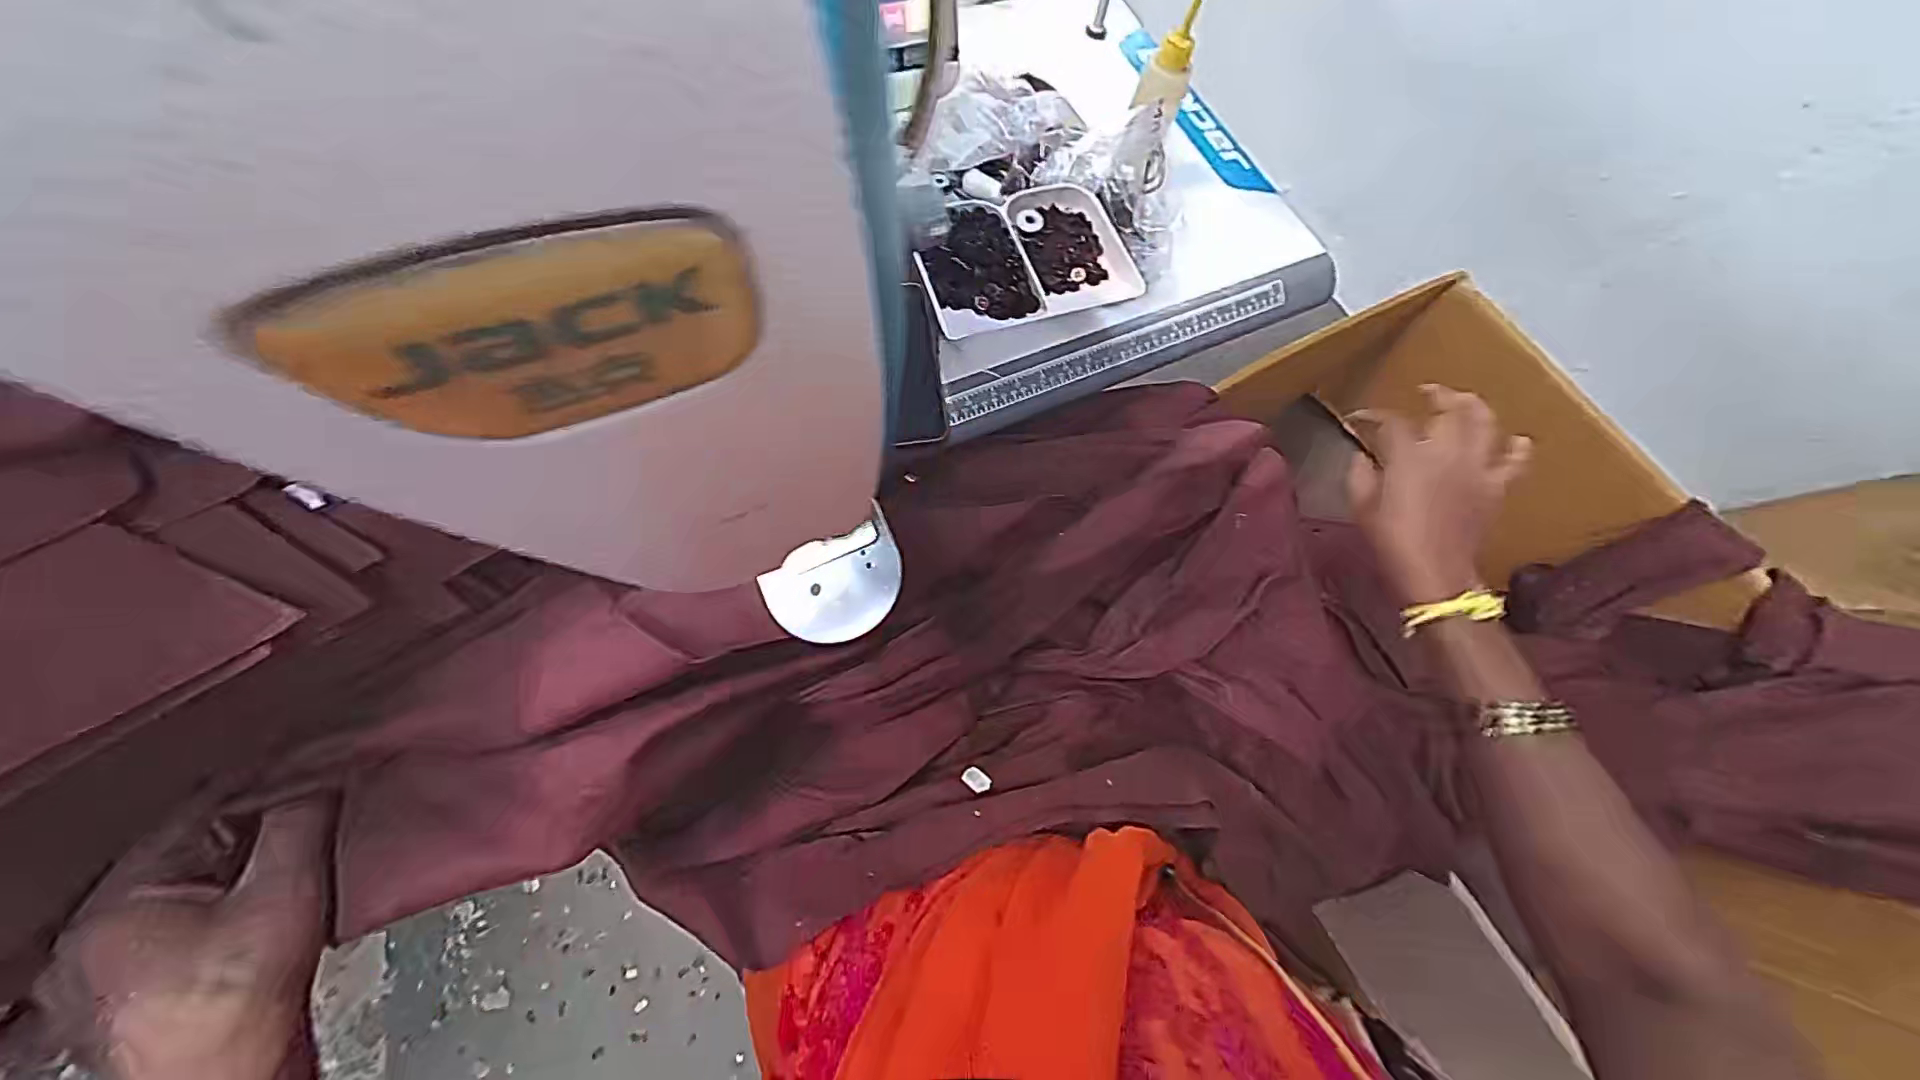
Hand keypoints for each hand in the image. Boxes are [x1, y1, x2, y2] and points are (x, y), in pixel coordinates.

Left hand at [33, 799, 333, 1079]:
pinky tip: (253, 905)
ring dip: (234, 865)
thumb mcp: (288, 891)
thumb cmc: (241, 1003)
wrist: (224, 1078)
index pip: (197, 815)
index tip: (307, 768)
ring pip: (179, 887)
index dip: (262, 786)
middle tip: (308, 808)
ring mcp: (92, 976)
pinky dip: (219, 900)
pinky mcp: (115, 996)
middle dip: (249, 828)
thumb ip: (299, 824)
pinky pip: (173, 921)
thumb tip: (317, 776)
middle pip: (185, 851)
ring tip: (285, 857)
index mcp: (112, 908)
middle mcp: (84, 940)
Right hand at [1345, 385, 1530, 604]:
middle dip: (1436, 395)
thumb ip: (1360, 474)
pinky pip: (1515, 459)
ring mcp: (1477, 467)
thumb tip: (1363, 456)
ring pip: (1485, 422)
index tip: (1361, 418)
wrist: (1434, 571)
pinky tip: (1514, 439)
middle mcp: (1447, 452)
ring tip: (1466, 401)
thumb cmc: (1390, 540)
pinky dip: (1517, 446)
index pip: (1392, 423)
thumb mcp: (1361, 506)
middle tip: (1426, 392)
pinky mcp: (1496, 486)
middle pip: (1449, 409)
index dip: (1374, 416)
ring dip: (1476, 406)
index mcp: (1408, 457)